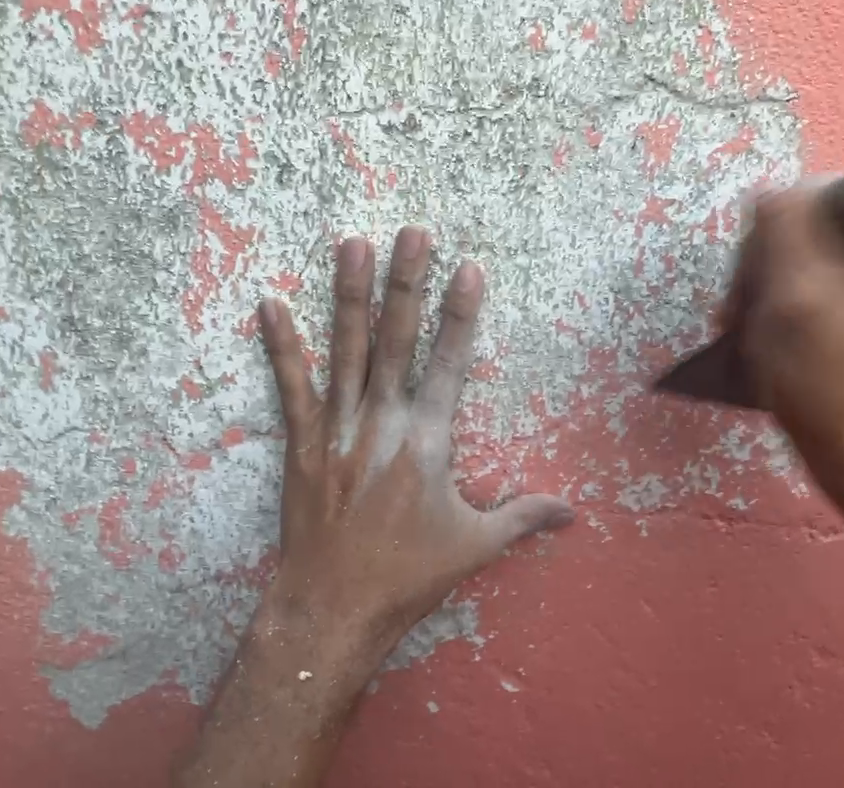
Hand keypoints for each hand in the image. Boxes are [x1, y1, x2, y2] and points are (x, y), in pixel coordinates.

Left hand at [254, 227, 575, 664]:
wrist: (332, 611)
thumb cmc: (408, 577)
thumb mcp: (476, 546)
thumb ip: (524, 517)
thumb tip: (574, 512)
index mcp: (428, 441)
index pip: (450, 363)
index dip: (462, 314)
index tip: (469, 268)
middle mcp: (383, 423)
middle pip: (397, 340)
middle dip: (407, 282)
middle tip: (412, 232)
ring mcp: (338, 429)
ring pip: (346, 350)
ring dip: (350, 294)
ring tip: (351, 243)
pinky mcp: (301, 444)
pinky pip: (291, 387)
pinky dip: (281, 346)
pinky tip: (270, 305)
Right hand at [730, 178, 843, 487]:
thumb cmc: (827, 376)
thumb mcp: (798, 293)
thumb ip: (785, 225)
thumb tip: (774, 188)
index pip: (840, 185)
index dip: (793, 213)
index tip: (766, 257)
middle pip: (821, 212)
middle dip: (773, 250)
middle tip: (744, 294)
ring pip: (808, 239)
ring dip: (767, 271)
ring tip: (743, 312)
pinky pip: (811, 264)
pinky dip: (779, 286)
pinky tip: (754, 316)